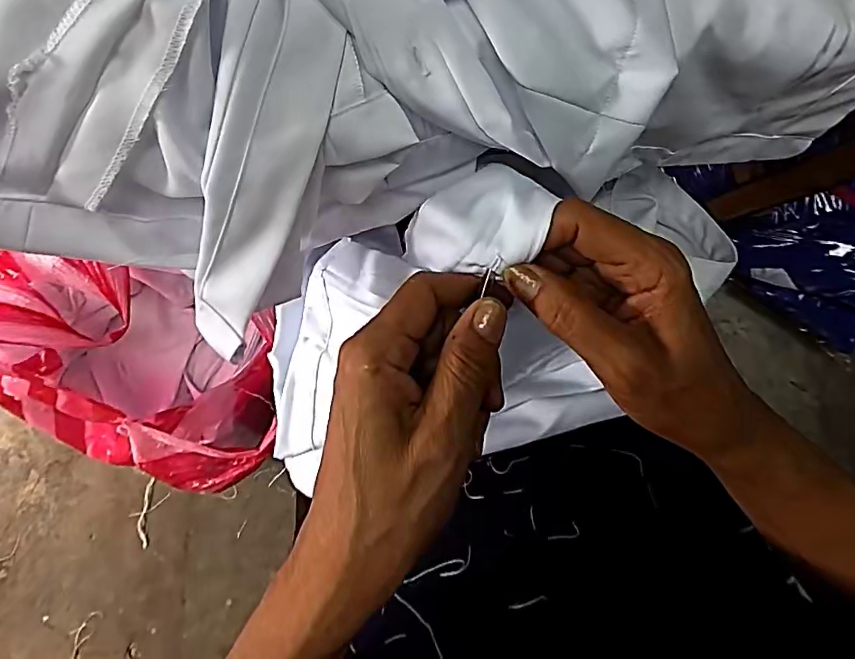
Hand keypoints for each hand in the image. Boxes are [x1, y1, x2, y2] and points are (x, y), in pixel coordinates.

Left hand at [233, 273, 505, 658]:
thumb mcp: (445, 430)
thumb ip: (469, 361)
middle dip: (472, 348)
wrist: (347, 565)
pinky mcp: (380, 395)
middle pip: (436, 317)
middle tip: (486, 394)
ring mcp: (373, 375)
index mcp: (373, 353)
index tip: (507, 309)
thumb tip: (490, 306)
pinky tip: (456, 429)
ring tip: (469, 422)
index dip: (471, 290)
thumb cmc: (388, 509)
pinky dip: (451, 393)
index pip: (428, 289)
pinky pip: (428, 372)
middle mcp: (367, 355)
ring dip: (466, 376)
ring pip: (438, 346)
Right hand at [503, 199, 766, 464]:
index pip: (581, 221)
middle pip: (573, 231)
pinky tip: (526, 300)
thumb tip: (518, 274)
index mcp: (650, 261)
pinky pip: (576, 276)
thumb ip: (568, 315)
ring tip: (502, 290)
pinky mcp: (620, 290)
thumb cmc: (680, 396)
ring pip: (570, 252)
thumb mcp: (622, 362)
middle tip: (493, 278)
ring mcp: (630, 272)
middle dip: (532, 250)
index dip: (538, 233)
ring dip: (537, 269)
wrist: (712, 420)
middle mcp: (640, 255)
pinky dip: (550, 287)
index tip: (503, 261)